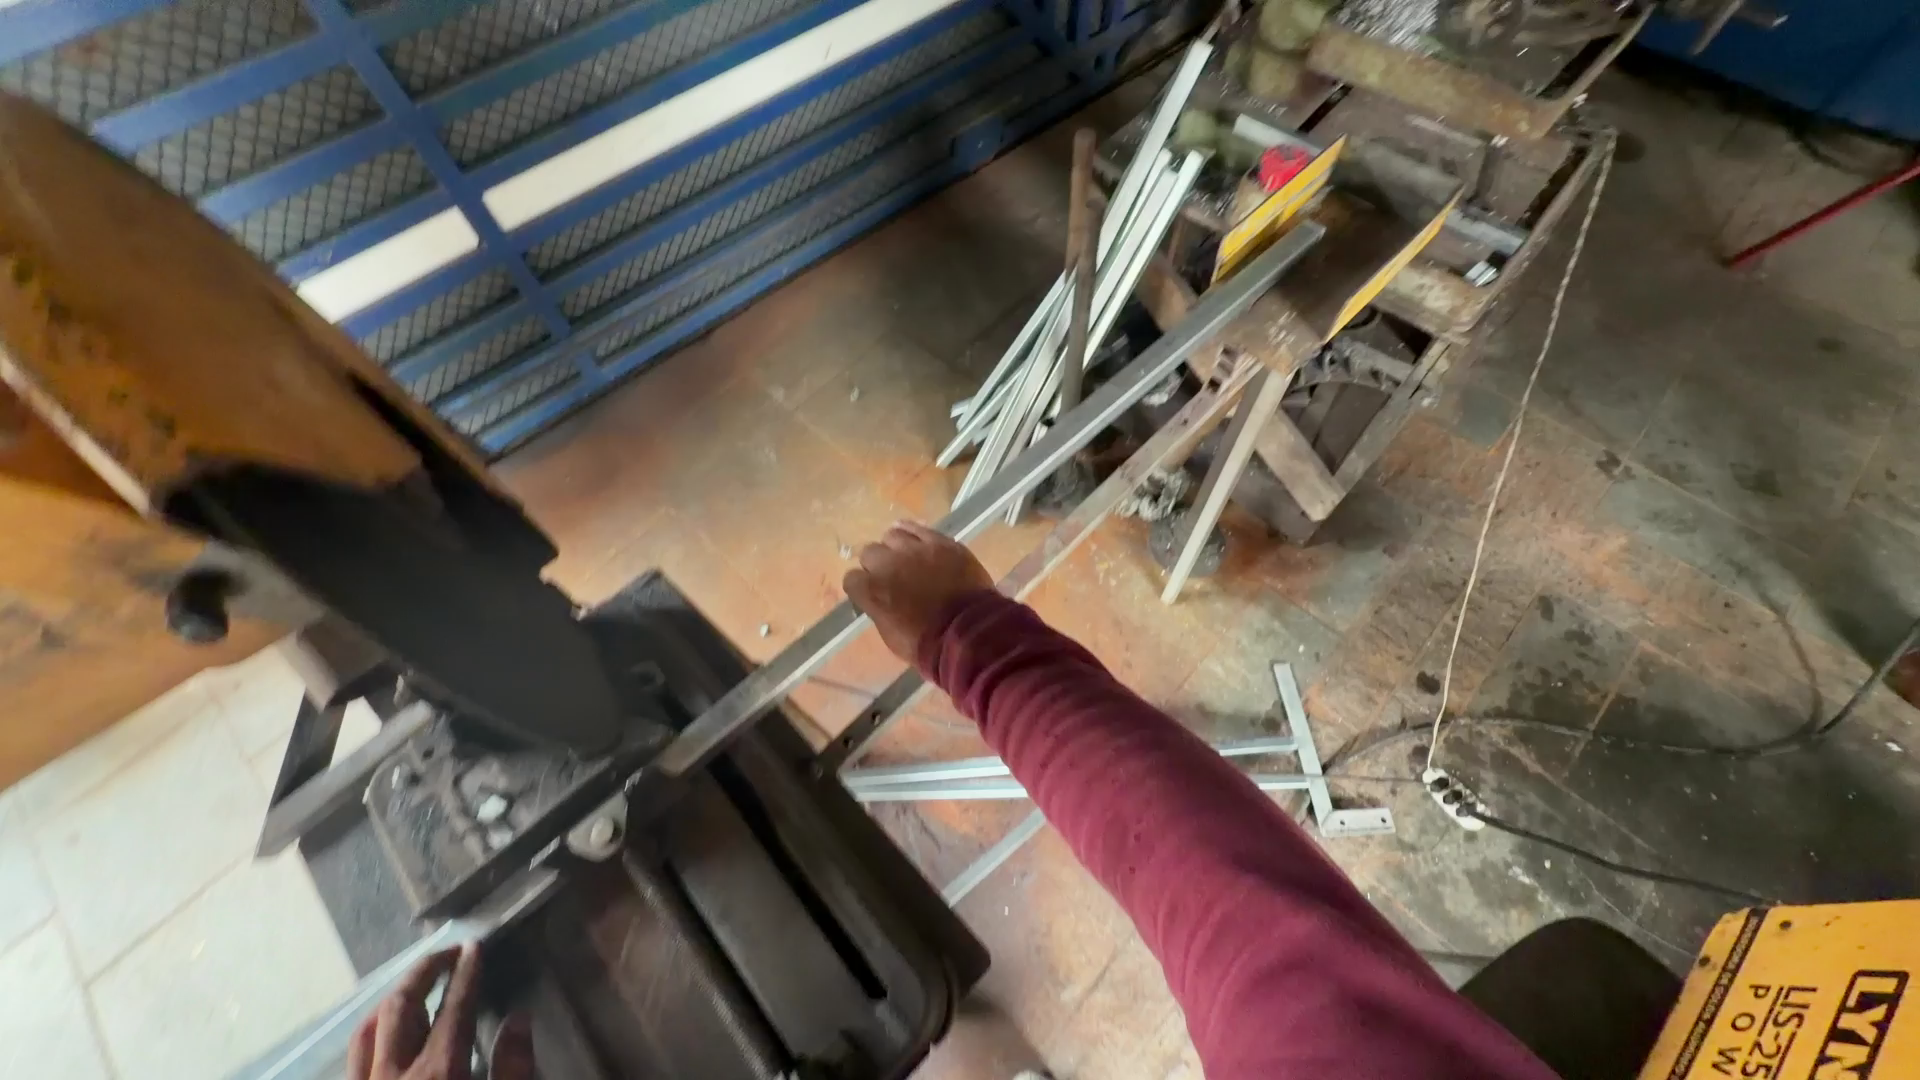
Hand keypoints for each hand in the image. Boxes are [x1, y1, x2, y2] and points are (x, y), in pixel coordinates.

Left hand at [348, 945, 534, 1079]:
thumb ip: (512, 1066)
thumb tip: (519, 1019)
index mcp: (438, 1072)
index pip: (454, 1009)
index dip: (466, 973)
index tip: (473, 946)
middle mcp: (393, 1074)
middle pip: (400, 1007)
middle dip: (424, 971)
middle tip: (448, 953)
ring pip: (368, 1029)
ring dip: (395, 996)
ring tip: (419, 982)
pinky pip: (357, 1054)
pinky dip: (376, 1028)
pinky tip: (394, 1028)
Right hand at [844, 521, 993, 660]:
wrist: (970, 634)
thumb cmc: (928, 644)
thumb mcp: (891, 635)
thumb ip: (879, 609)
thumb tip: (880, 600)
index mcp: (872, 590)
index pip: (852, 579)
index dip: (861, 587)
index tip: (870, 594)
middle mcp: (888, 563)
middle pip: (869, 552)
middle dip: (876, 565)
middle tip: (891, 576)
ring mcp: (916, 549)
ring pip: (892, 535)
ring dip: (895, 548)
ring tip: (906, 557)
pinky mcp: (940, 542)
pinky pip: (918, 528)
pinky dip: (913, 533)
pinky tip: (915, 540)